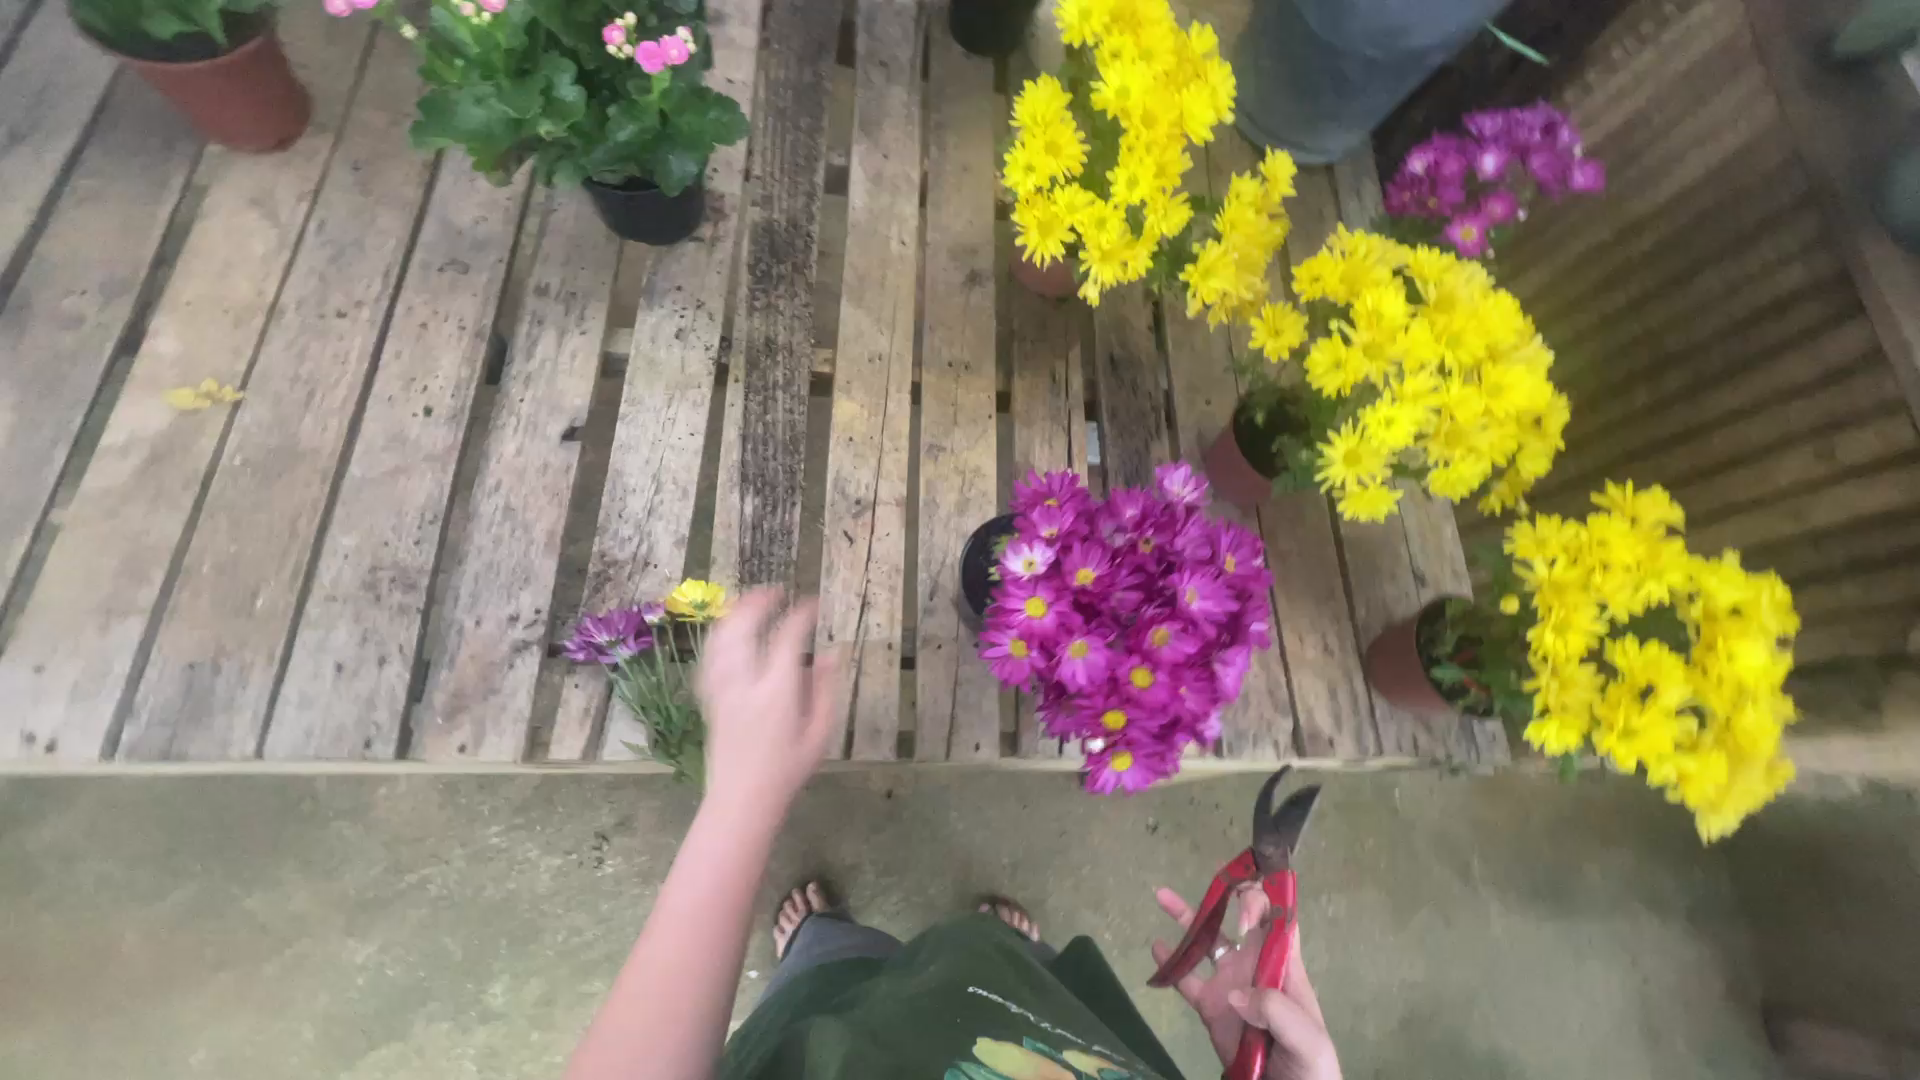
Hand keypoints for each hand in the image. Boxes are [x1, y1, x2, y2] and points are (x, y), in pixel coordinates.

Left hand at [695, 587, 844, 819]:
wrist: (743, 799)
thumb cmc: (788, 769)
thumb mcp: (820, 733)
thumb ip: (823, 690)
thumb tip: (829, 655)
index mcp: (777, 693)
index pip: (787, 639)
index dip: (801, 615)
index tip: (812, 604)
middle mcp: (745, 685)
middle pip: (743, 630)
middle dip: (757, 603)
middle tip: (774, 591)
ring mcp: (723, 691)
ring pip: (720, 641)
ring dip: (734, 616)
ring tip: (749, 602)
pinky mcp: (710, 700)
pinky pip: (709, 660)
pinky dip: (719, 639)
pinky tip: (727, 633)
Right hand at [1150, 886, 1340, 1079]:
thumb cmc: (1310, 1072)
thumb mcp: (1309, 1042)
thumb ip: (1278, 1011)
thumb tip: (1236, 994)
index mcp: (1284, 968)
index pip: (1279, 920)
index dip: (1264, 902)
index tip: (1243, 910)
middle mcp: (1255, 967)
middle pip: (1244, 919)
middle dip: (1234, 896)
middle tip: (1219, 886)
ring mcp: (1230, 986)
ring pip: (1208, 941)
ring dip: (1188, 918)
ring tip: (1162, 895)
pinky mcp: (1210, 1008)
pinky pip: (1186, 980)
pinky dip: (1170, 964)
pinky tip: (1157, 950)